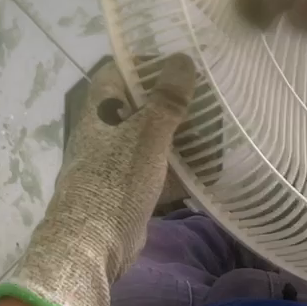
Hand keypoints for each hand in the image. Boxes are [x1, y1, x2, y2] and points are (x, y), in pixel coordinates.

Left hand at [0, 54, 196, 305]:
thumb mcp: (147, 134)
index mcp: (100, 110)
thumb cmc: (115, 181)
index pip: (119, 71)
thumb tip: (183, 59)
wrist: (92, 246)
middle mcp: (105, 131)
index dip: (146, 61)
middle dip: (170, 99)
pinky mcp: (126, 190)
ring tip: (214, 125)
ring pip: (150, 137)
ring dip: (178, 133)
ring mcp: (114, 162)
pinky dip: (179, 167)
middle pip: (139, 104)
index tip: (180, 62)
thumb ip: (167, 98)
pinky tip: (208, 167)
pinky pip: (157, 169)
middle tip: (206, 93)